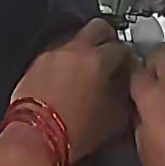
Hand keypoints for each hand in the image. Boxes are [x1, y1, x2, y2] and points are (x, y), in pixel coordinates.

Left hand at [9, 19, 132, 165]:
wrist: (35, 137)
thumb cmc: (71, 131)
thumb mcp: (114, 119)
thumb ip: (125, 97)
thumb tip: (126, 91)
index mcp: (97, 60)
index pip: (122, 48)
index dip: (129, 57)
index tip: (129, 65)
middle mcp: (73, 51)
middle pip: (97, 28)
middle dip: (108, 38)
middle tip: (112, 54)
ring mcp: (52, 56)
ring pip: (74, 41)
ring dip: (84, 51)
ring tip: (88, 72)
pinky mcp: (35, 65)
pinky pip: (55, 56)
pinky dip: (65, 63)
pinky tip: (67, 80)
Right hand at [131, 45, 164, 165]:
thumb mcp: (143, 150)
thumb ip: (136, 120)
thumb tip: (135, 110)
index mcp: (156, 98)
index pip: (134, 68)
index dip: (125, 71)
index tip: (120, 77)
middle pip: (163, 54)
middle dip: (150, 60)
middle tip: (139, 75)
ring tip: (156, 100)